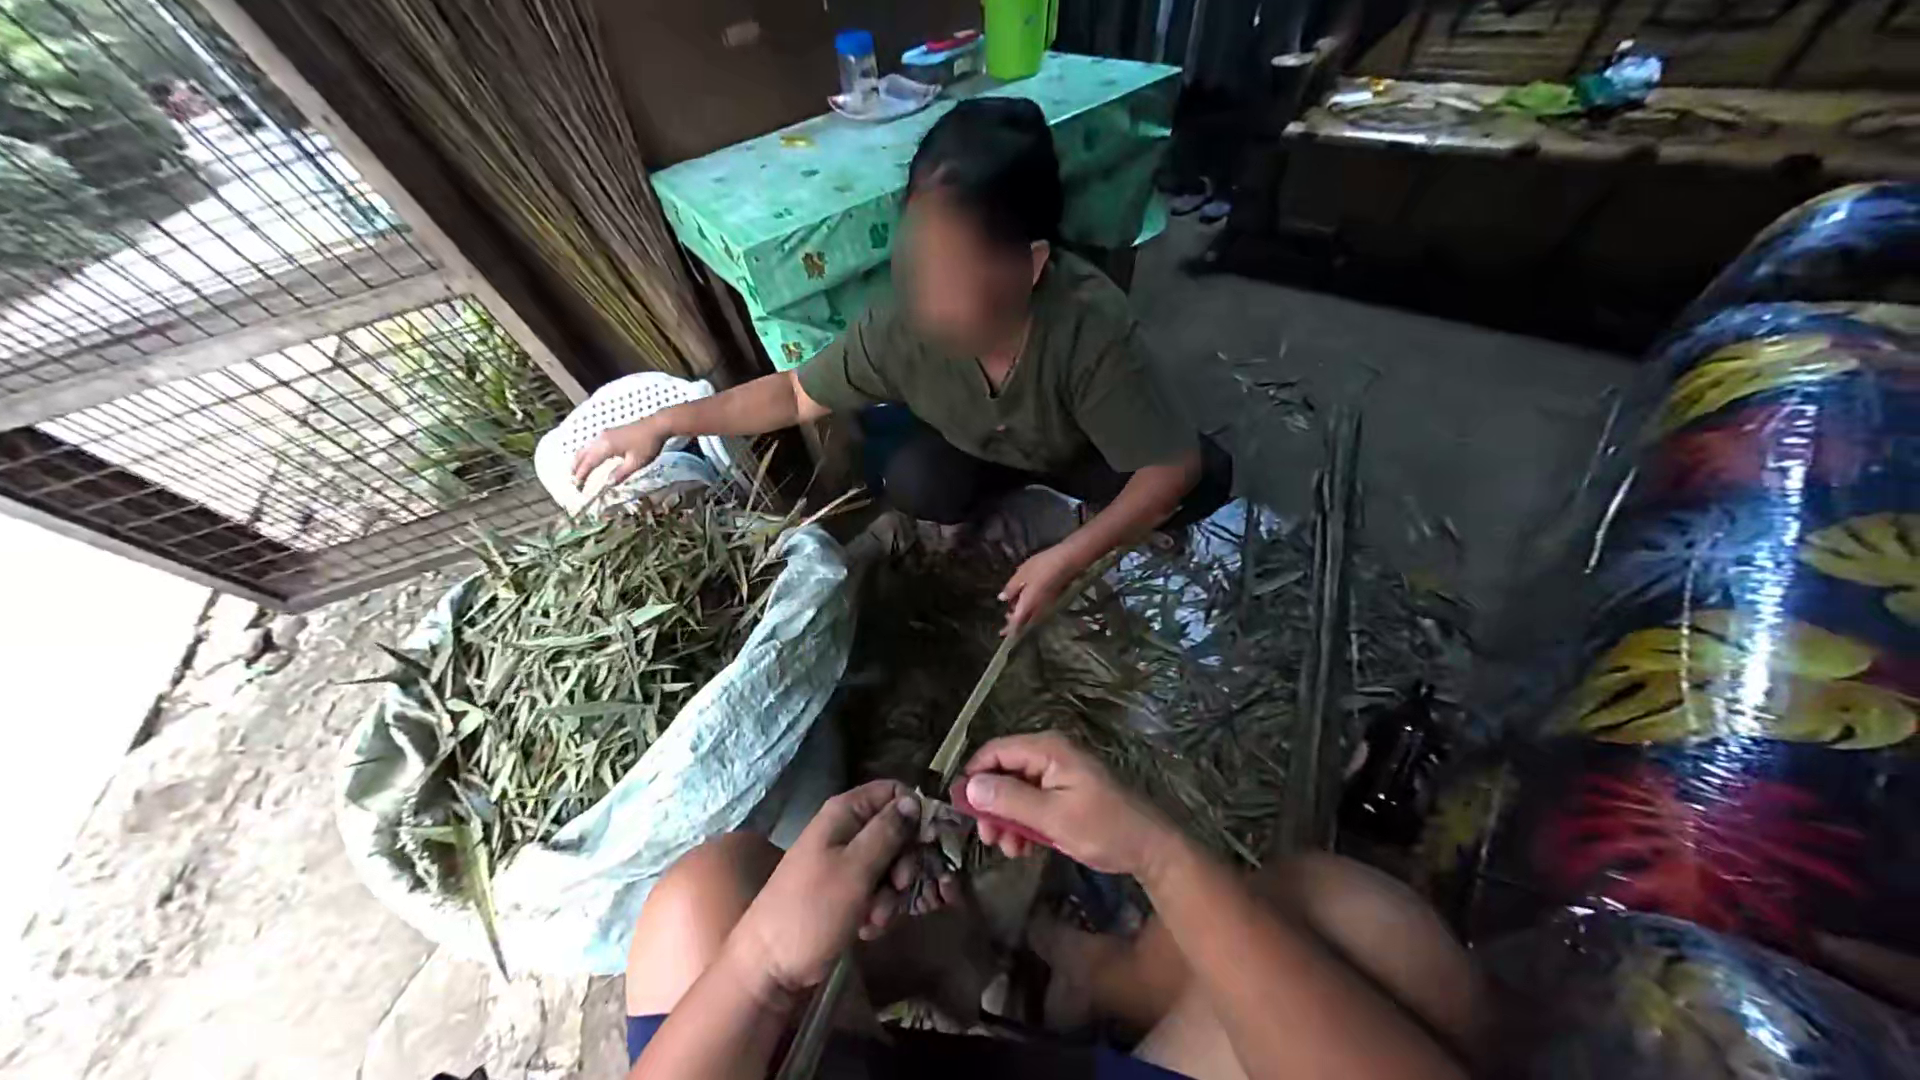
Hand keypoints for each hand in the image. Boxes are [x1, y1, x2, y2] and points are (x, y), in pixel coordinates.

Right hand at [571, 418, 668, 491]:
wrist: (657, 426)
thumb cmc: (648, 445)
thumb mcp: (636, 463)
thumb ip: (621, 473)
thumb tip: (607, 484)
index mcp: (606, 446)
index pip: (589, 463)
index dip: (582, 474)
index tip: (577, 486)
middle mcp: (601, 438)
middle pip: (583, 454)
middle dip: (576, 467)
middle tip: (572, 481)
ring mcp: (604, 434)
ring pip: (586, 448)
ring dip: (580, 460)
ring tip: (576, 471)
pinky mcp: (610, 433)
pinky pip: (592, 444)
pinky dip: (587, 453)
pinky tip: (590, 458)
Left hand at [725, 780, 921, 996]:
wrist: (769, 970)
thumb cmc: (811, 912)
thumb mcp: (856, 869)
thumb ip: (888, 832)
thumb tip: (914, 801)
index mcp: (845, 813)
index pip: (894, 792)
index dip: (914, 814)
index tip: (926, 843)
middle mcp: (846, 831)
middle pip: (897, 831)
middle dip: (903, 864)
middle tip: (897, 886)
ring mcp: (845, 863)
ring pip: (890, 866)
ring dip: (891, 895)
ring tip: (875, 917)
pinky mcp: (846, 893)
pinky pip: (878, 891)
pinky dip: (878, 910)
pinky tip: (866, 929)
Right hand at [960, 731, 1179, 876]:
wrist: (1150, 848)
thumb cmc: (1102, 828)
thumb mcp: (1051, 817)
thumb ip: (1009, 800)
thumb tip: (968, 787)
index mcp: (1048, 749)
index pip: (996, 751)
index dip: (975, 776)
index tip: (961, 809)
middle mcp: (1050, 754)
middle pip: (1004, 772)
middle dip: (992, 805)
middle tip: (987, 838)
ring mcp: (1058, 774)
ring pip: (1015, 791)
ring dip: (1007, 819)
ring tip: (1009, 849)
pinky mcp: (1064, 793)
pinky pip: (1032, 802)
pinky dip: (1024, 823)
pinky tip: (1024, 847)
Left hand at [999, 542, 1087, 635]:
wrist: (1069, 561)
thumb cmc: (1042, 566)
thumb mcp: (1022, 574)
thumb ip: (1011, 588)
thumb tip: (1002, 598)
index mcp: (1028, 606)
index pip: (1017, 623)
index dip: (1009, 629)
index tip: (1002, 633)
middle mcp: (1039, 610)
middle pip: (1025, 622)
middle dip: (1015, 621)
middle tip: (1007, 615)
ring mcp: (1048, 606)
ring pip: (1033, 616)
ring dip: (1023, 614)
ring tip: (1015, 606)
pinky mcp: (1054, 601)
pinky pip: (1039, 610)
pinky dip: (1031, 608)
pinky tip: (1027, 599)